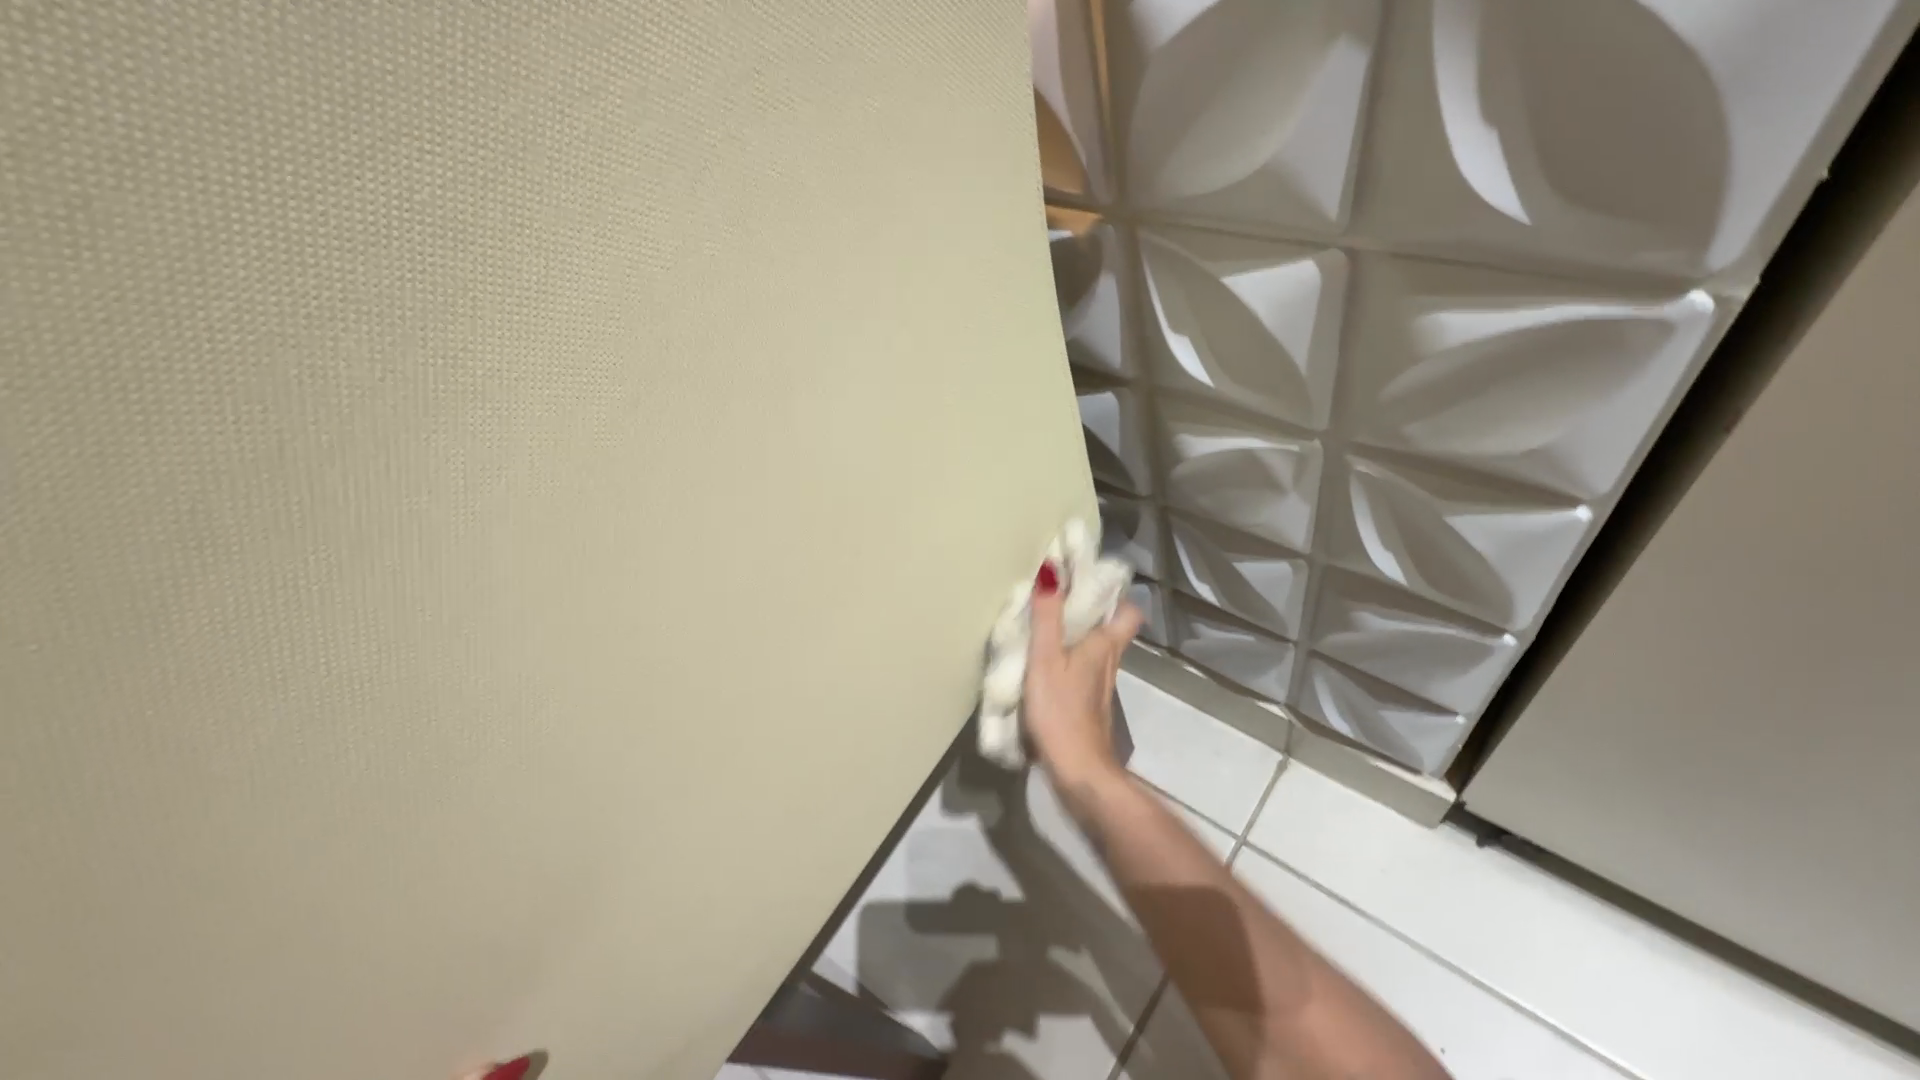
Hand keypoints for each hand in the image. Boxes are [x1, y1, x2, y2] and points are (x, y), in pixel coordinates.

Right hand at [1023, 561, 1144, 788]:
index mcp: (1104, 646)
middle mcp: (1109, 664)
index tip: (1088, 581)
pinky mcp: (1088, 708)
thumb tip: (1052, 568)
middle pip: (1111, 630)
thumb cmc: (1061, 711)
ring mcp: (1100, 689)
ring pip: (1097, 652)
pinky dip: (1070, 664)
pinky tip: (1045, 666)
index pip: (1129, 613)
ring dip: (1078, 639)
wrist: (1078, 770)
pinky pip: (1083, 673)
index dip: (1116, 595)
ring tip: (1048, 626)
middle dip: (1091, 613)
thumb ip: (1047, 616)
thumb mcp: (1046, 659)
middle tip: (1060, 598)